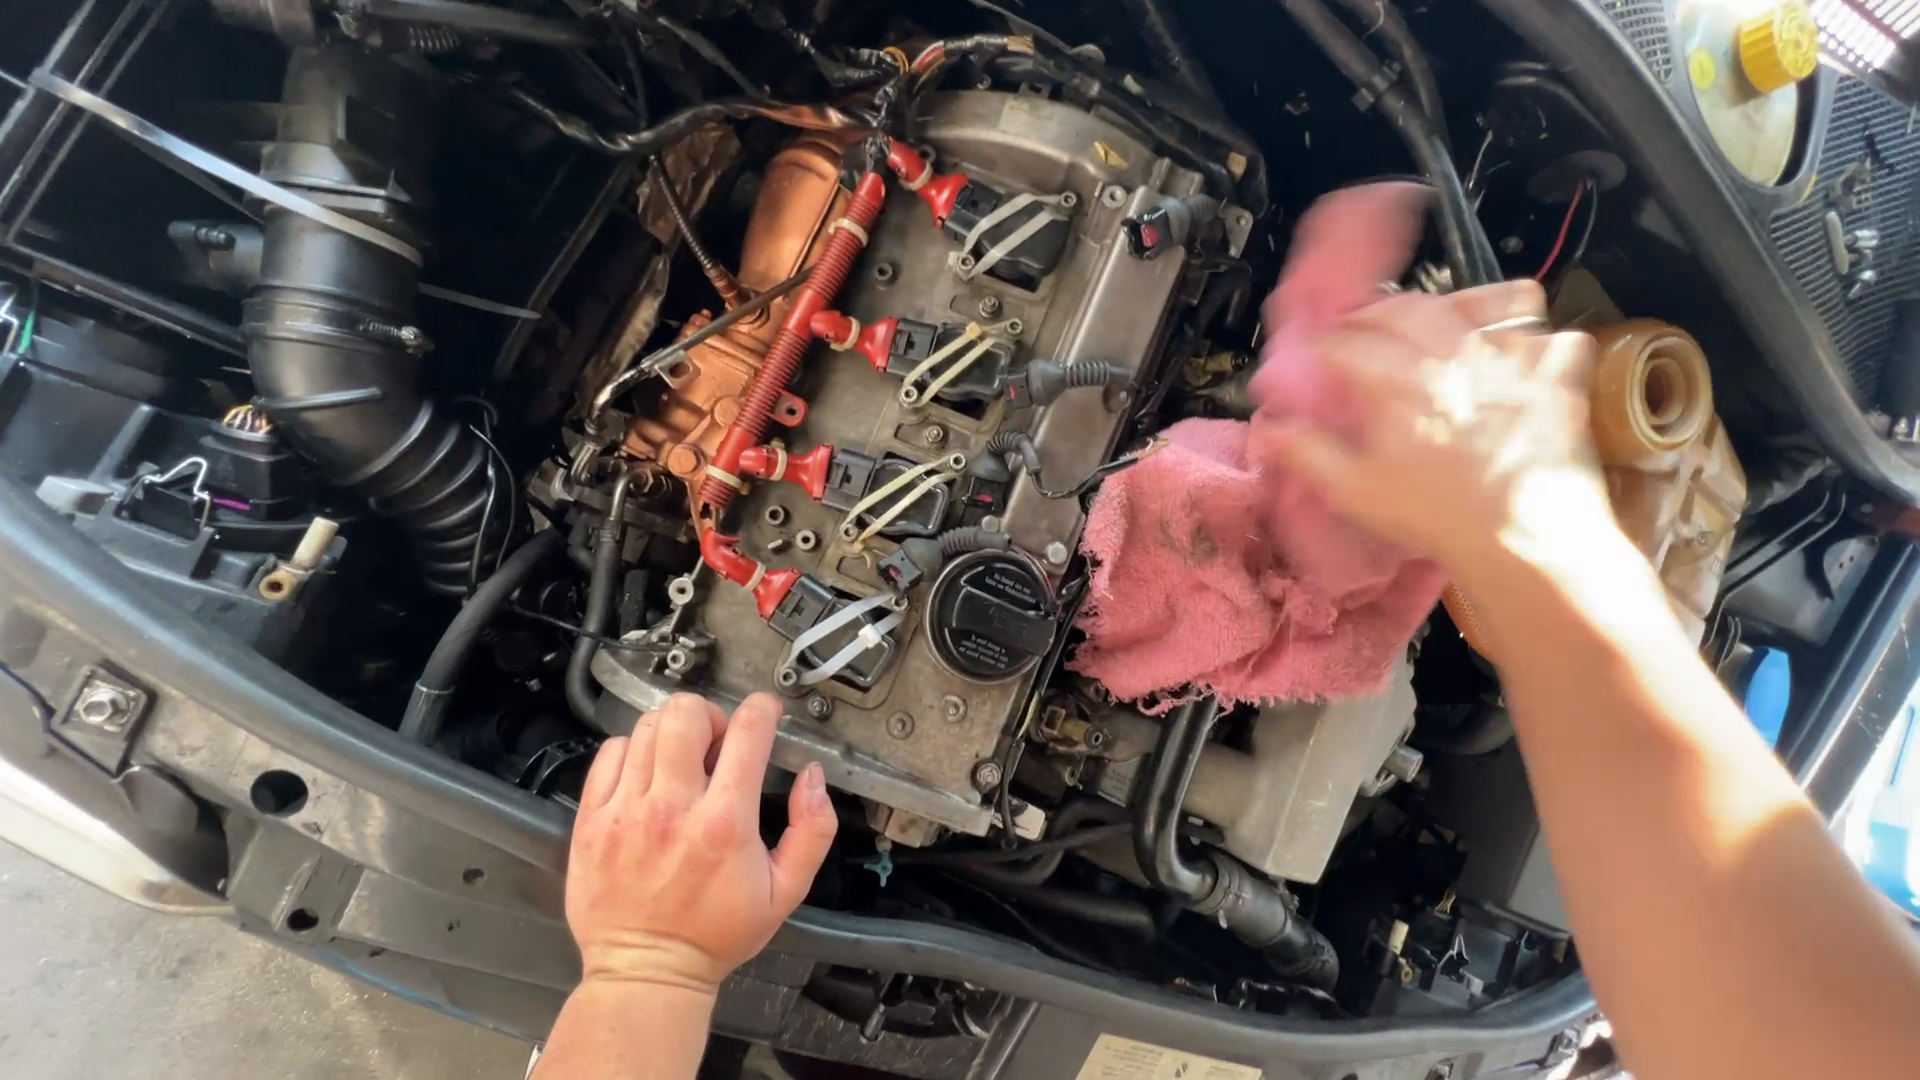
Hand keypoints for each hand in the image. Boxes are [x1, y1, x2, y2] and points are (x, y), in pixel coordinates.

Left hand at [564, 693, 836, 995]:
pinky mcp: (591, 821)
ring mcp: (626, 812)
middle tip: (716, 744)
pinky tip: (648, 775)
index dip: (763, 709)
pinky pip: (611, 753)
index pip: (747, 731)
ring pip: (649, 727)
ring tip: (681, 760)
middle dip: (711, 716)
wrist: (645, 974)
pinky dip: (634, 751)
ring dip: (674, 732)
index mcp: (726, 822)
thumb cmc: (718, 933)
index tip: (766, 713)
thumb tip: (811, 776)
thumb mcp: (787, 890)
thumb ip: (813, 829)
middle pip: (688, 714)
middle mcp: (673, 807)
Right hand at [1257, 280, 1611, 586]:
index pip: (1347, 343)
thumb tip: (1270, 427)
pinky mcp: (1557, 378)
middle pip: (1408, 308)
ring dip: (1451, 306)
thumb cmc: (1430, 516)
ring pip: (1483, 302)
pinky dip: (1527, 339)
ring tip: (1436, 324)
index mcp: (1398, 382)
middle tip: (1357, 328)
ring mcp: (1512, 361)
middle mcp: (1454, 357)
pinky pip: (1549, 334)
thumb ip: (1306, 452)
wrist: (1523, 540)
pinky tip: (1509, 358)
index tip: (1311, 356)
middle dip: (1374, 312)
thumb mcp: (1351, 491)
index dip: (1322, 345)